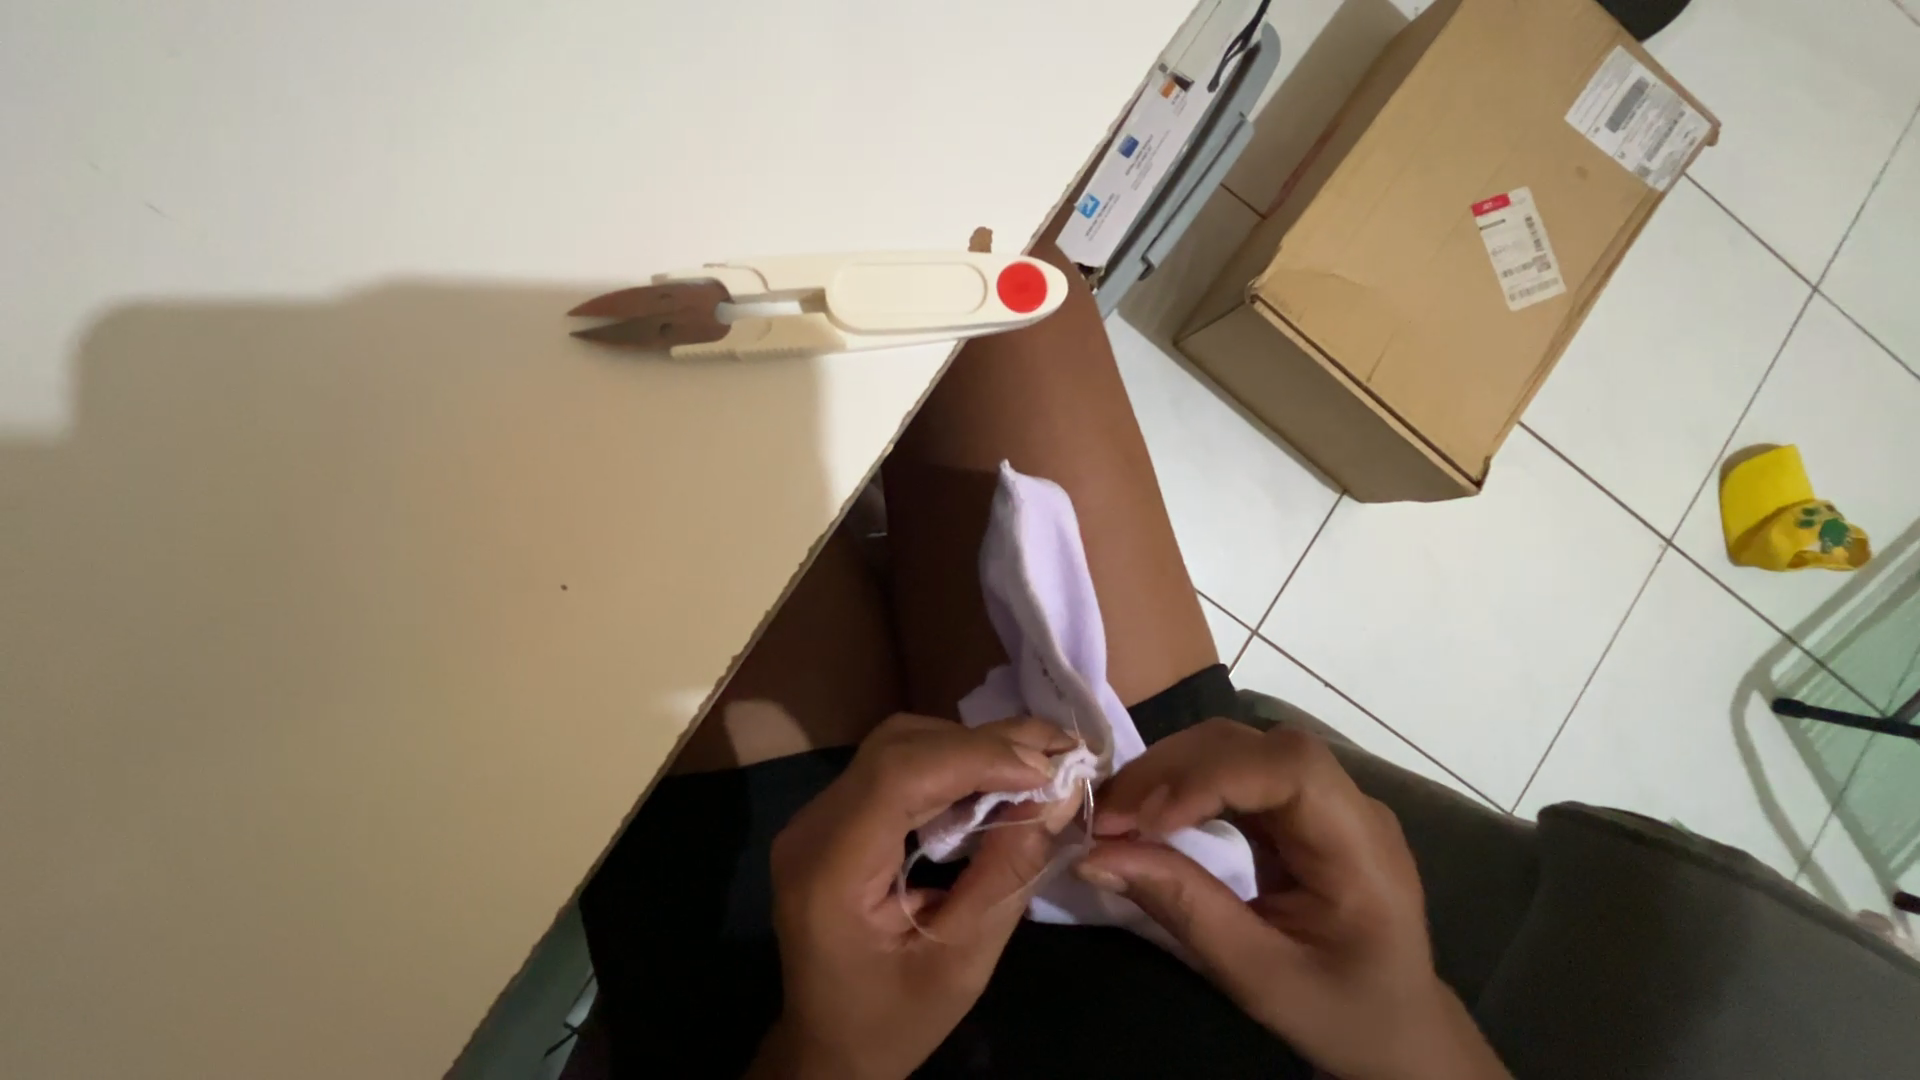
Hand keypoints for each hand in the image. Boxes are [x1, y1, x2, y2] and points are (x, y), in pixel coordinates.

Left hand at [747, 713, 1073, 1079]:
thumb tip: (1056, 796)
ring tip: (1035, 760)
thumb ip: (1006, 876)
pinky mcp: (834, 814)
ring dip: (969, 746)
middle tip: (1057, 749)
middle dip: (983, 742)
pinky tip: (993, 775)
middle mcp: (812, 828)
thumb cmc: (893, 1021)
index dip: (975, 757)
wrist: (828, 1047)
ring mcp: (817, 816)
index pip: (898, 777)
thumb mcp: (961, 965)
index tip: (1047, 766)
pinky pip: (894, 766)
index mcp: (829, 872)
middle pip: (899, 750)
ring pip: (898, 746)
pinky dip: (950, 761)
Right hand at [1075, 720, 1508, 1079]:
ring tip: (1116, 812)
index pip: (1291, 768)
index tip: (1143, 820)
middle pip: (1252, 745)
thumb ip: (1184, 908)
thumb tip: (1094, 856)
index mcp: (1362, 848)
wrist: (1400, 1032)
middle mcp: (1346, 803)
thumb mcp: (1261, 980)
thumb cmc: (1343, 1015)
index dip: (1211, 776)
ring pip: (1233, 746)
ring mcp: (1320, 796)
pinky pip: (1228, 769)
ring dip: (1167, 769)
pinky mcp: (1291, 805)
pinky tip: (1147, 811)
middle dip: (1172, 769)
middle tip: (1106, 815)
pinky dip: (1179, 782)